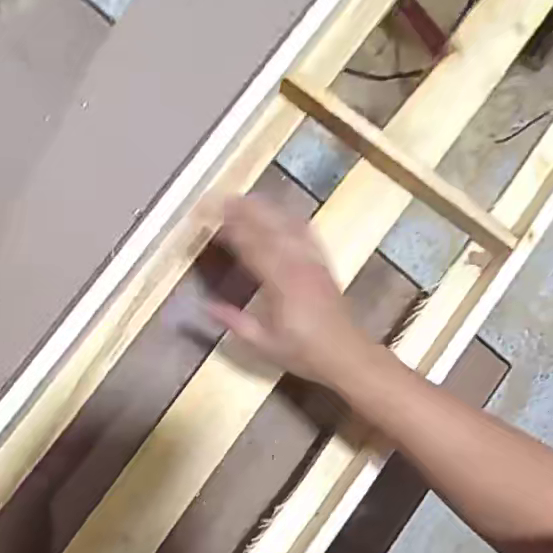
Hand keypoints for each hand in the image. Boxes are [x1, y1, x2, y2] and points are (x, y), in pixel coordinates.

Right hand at [206, 194, 377, 386]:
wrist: (347, 354)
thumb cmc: (304, 352)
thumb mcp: (264, 343)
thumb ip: (235, 322)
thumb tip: (205, 306)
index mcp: (280, 284)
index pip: (251, 248)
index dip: (232, 230)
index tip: (213, 216)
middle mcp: (298, 266)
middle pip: (270, 229)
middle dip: (248, 211)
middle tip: (225, 198)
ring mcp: (315, 263)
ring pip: (290, 227)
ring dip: (269, 210)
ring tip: (249, 199)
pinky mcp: (325, 266)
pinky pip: (309, 236)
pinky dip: (294, 221)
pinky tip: (286, 214)